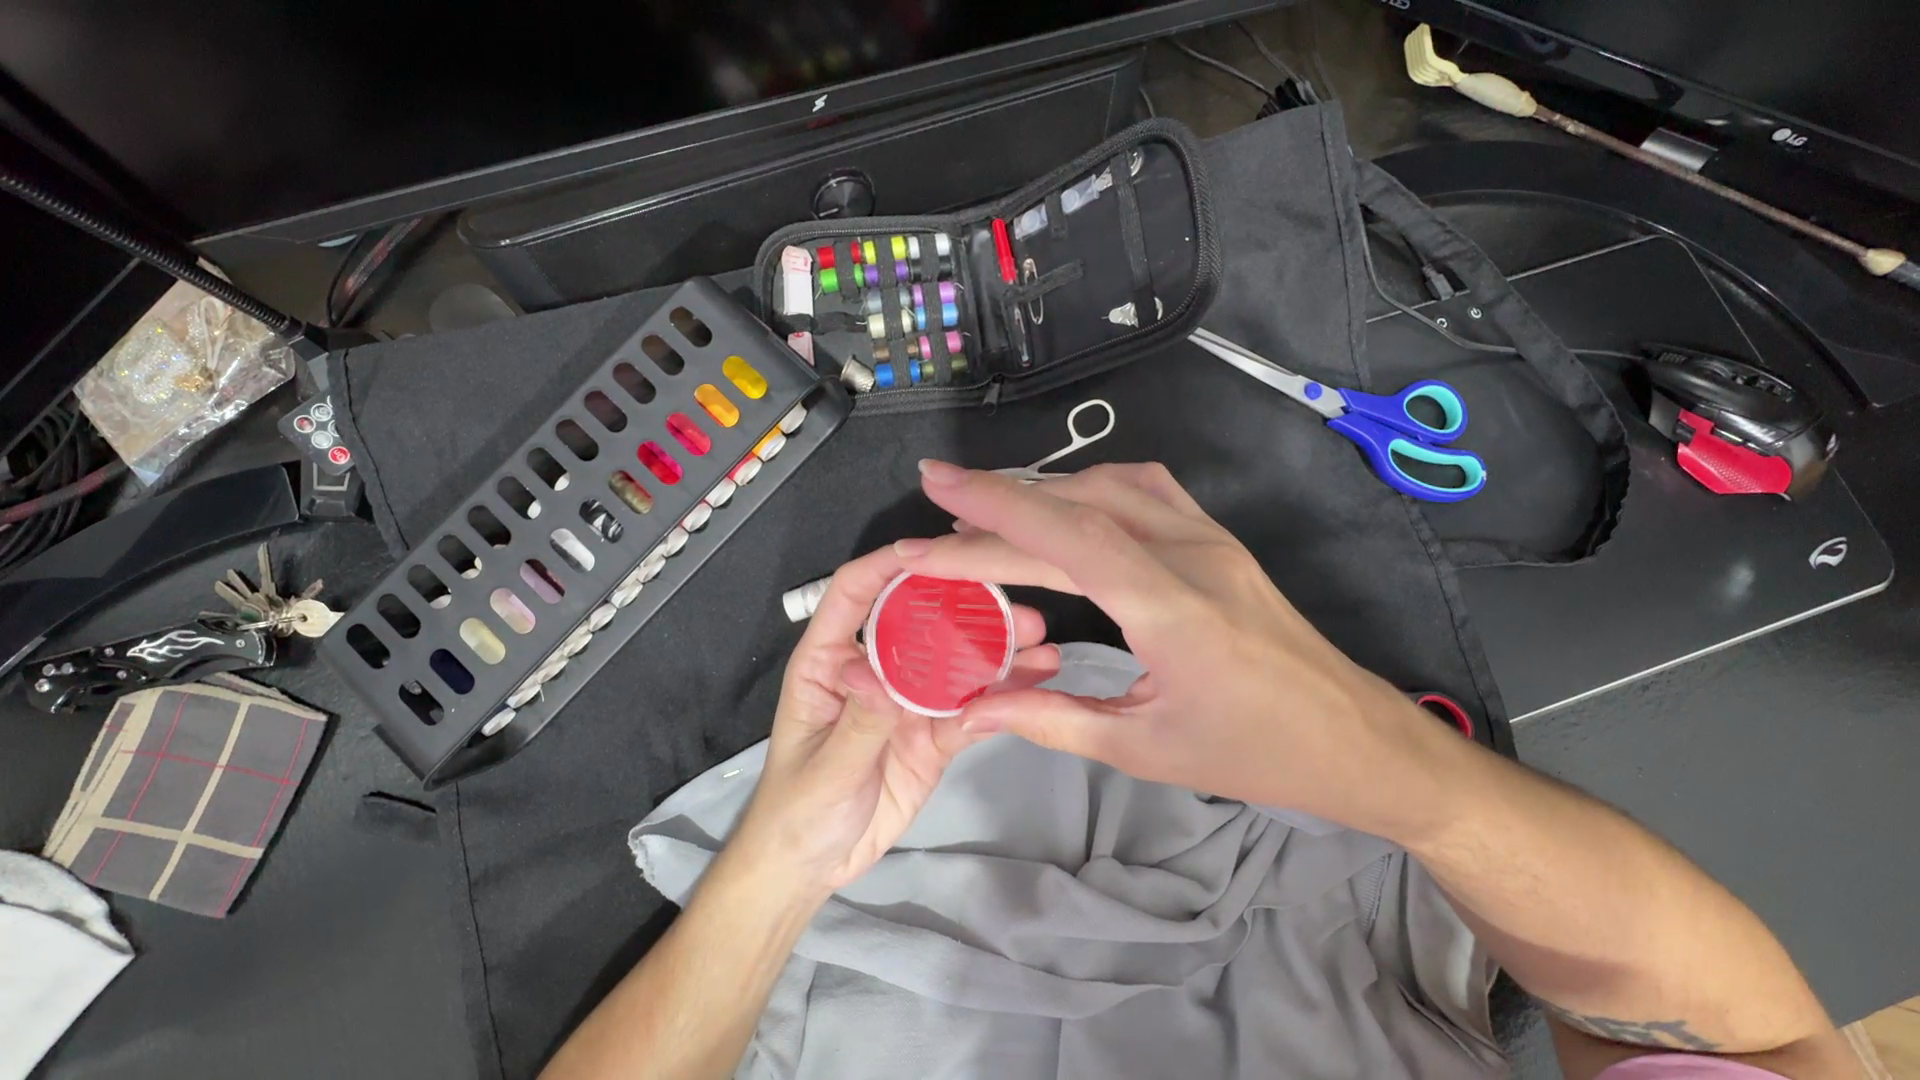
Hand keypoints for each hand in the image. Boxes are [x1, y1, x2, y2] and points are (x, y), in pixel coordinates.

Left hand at [728, 544, 1060, 899]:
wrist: (811, 868)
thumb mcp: (826, 767)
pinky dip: (1002, 698)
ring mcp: (907, 702)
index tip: (935, 551)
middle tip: (1016, 606)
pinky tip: (1037, 684)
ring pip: (954, 664)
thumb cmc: (797, 809)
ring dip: (996, 651)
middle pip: (919, 622)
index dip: (888, 567)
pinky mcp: (933, 736)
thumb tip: (887, 674)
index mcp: (830, 661)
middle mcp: (873, 669)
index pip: (855, 594)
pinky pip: (969, 710)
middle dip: (964, 608)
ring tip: (1041, 641)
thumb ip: (860, 720)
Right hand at [891, 459, 1462, 840]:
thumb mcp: (1143, 748)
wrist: (1357, 739)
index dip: (991, 510)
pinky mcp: (1220, 540)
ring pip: (1112, 486)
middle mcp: (1191, 553)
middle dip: (998, 503)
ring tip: (987, 513)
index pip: (1065, 536)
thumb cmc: (1255, 754)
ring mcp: (1211, 538)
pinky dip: (1090, 488)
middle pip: (1077, 507)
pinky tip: (1064, 507)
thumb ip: (1050, 719)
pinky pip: (1147, 491)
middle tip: (936, 510)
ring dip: (1044, 491)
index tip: (931, 494)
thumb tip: (969, 706)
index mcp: (1172, 608)